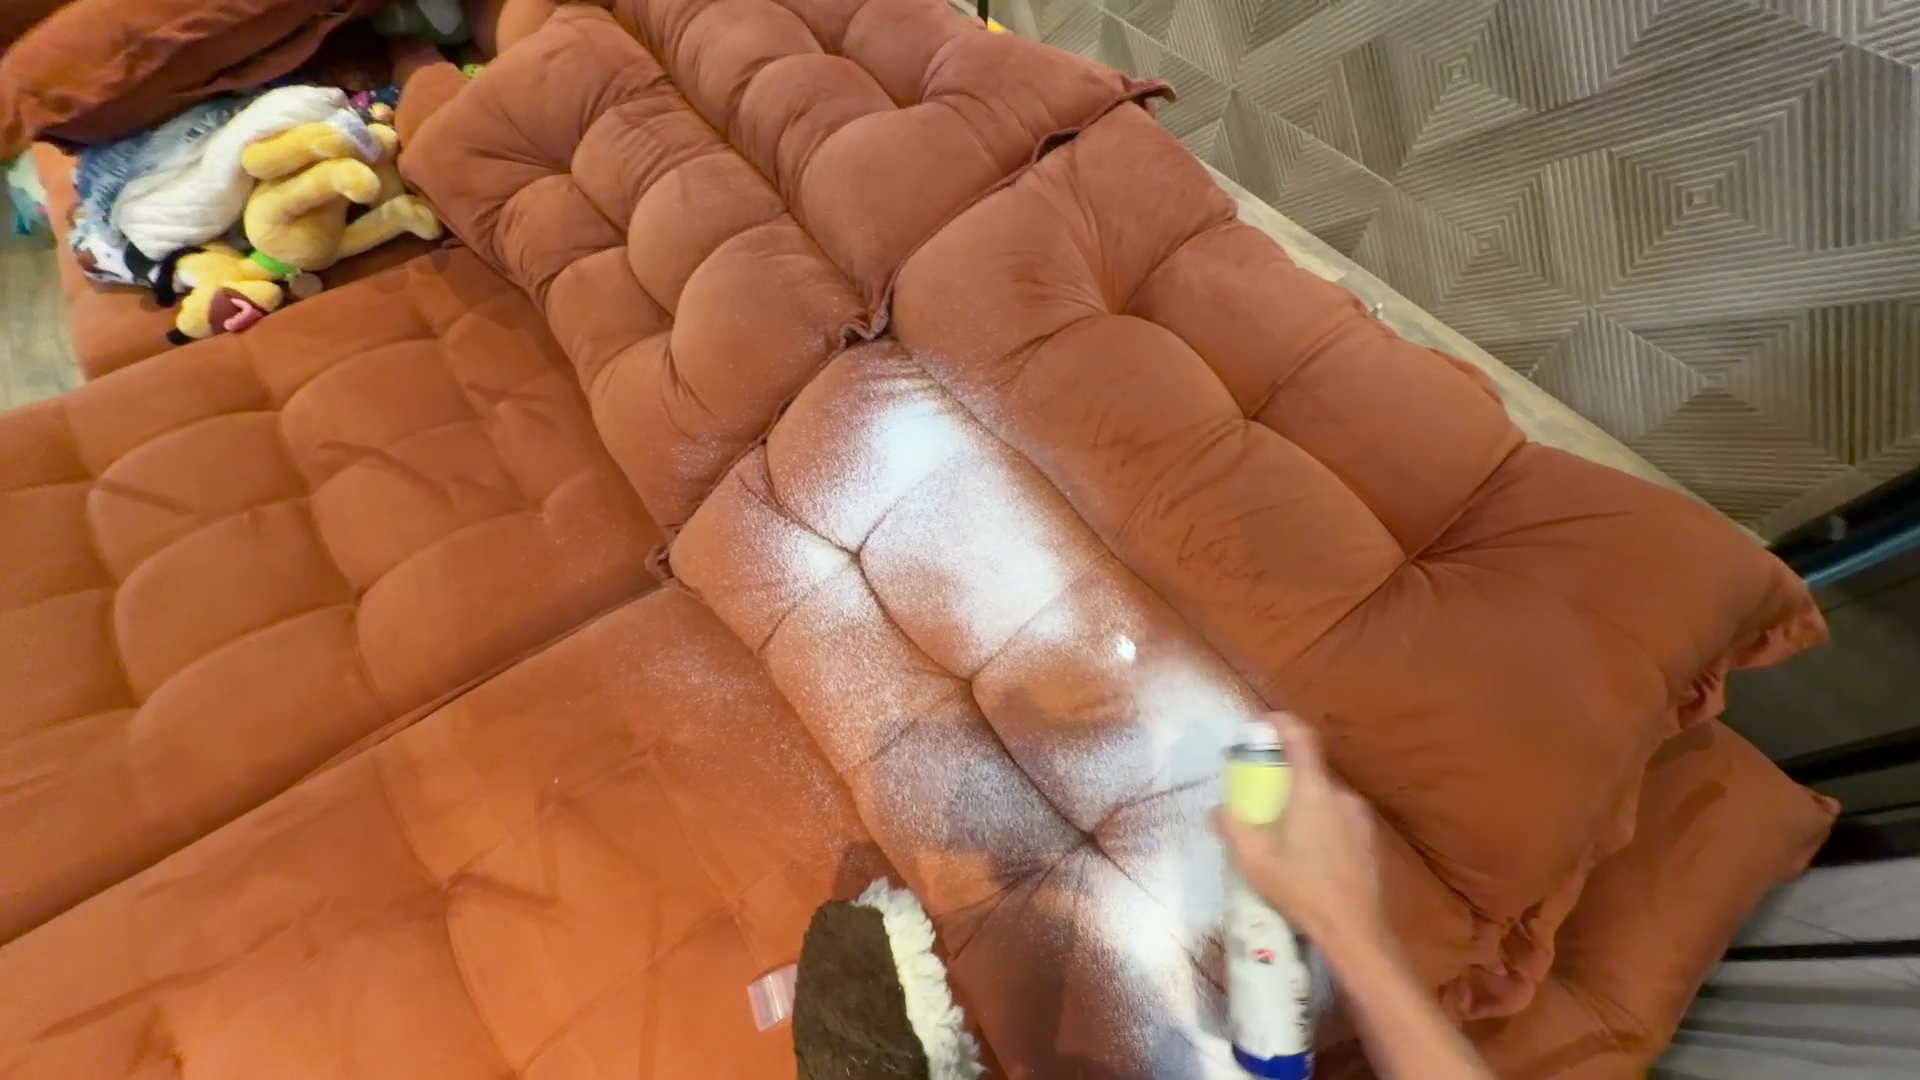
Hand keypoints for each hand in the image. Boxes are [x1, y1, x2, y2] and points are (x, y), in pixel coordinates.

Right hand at [1214, 712, 1386, 952]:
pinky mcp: (1369, 842)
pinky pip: (1337, 817)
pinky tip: (1306, 854)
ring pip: (1322, 796)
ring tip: (1281, 832)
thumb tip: (1218, 809)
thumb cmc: (1300, 888)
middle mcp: (1340, 796)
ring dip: (1300, 802)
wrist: (1354, 934)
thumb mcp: (1251, 857)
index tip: (1262, 726)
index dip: (1281, 724)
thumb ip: (1231, 824)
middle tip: (1259, 797)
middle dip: (1282, 776)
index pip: (1300, 738)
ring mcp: (1360, 819)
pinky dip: (1318, 822)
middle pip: (1308, 770)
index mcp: (1313, 791)